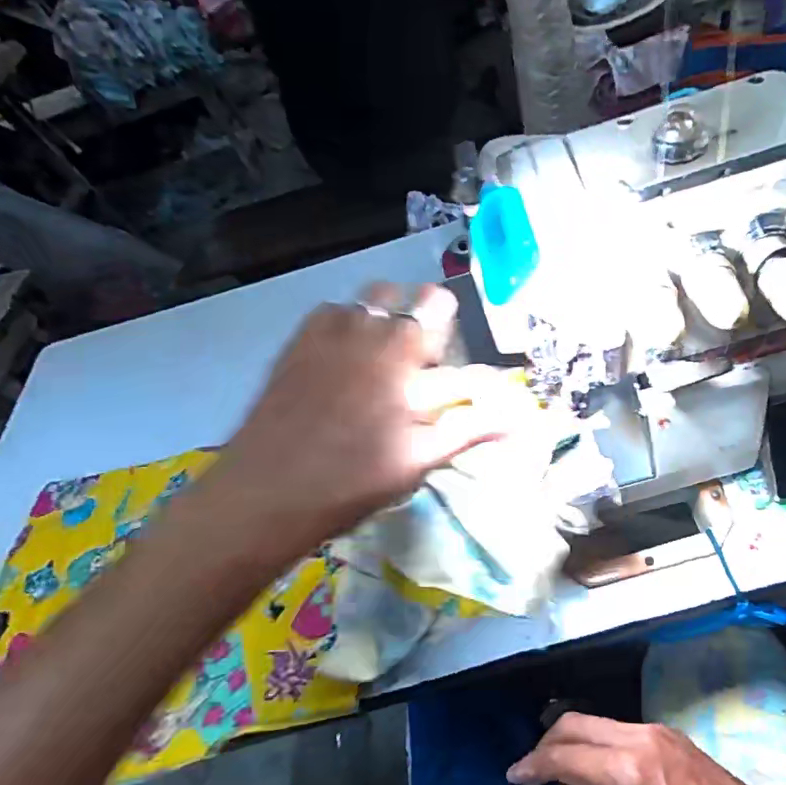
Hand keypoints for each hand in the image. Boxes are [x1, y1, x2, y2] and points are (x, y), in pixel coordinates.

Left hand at [208, 282, 502, 549]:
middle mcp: (363, 326)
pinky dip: (342, 328)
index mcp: (400, 348)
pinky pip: (327, 316)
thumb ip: (468, 427)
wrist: (268, 491)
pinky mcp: (292, 346)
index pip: (437, 303)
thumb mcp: (419, 457)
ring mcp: (322, 333)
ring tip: (375, 364)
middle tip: (410, 365)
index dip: (446, 325)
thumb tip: (518, 419)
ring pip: (361, 302)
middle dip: (411, 317)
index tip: (442, 360)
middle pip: (398, 294)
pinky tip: (338, 366)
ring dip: (377, 320)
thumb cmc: (352, 479)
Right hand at [507, 712, 785, 784]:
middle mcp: (641, 738)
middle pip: (575, 724)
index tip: (512, 780)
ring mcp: (658, 732)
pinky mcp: (671, 736)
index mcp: (631, 771)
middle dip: (546, 746)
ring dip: (570, 742)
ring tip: (558, 778)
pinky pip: (617, 730)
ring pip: (595, 723)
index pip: (565, 755)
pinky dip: (594, 744)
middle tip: (531, 778)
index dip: (533, 766)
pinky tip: (594, 773)